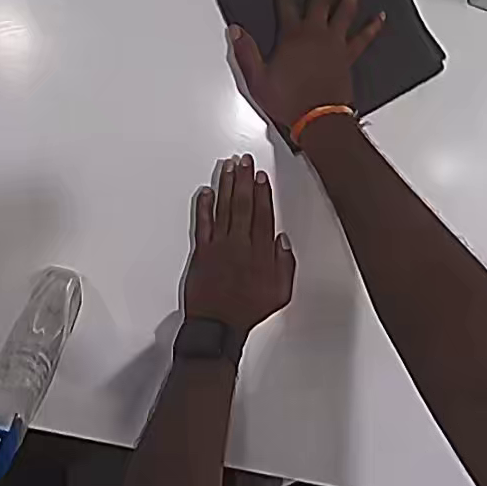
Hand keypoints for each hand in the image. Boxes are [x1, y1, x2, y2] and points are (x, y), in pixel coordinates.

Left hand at [181, 154, 294, 333]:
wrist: (217, 325)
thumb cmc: (247, 310)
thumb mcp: (280, 292)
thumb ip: (284, 264)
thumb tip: (282, 241)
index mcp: (261, 253)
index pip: (264, 214)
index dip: (263, 192)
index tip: (261, 176)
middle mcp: (241, 244)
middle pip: (244, 204)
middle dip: (245, 179)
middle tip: (244, 160)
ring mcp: (220, 245)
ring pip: (224, 208)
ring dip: (227, 185)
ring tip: (228, 167)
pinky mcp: (202, 251)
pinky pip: (203, 223)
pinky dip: (204, 206)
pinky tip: (206, 191)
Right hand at [229, 0, 385, 134]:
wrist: (317, 119)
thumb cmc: (288, 100)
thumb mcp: (257, 78)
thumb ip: (246, 52)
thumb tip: (236, 31)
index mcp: (292, 36)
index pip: (284, 0)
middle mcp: (316, 34)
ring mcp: (335, 44)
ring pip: (345, 10)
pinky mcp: (348, 57)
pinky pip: (363, 37)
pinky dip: (372, 26)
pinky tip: (380, 16)